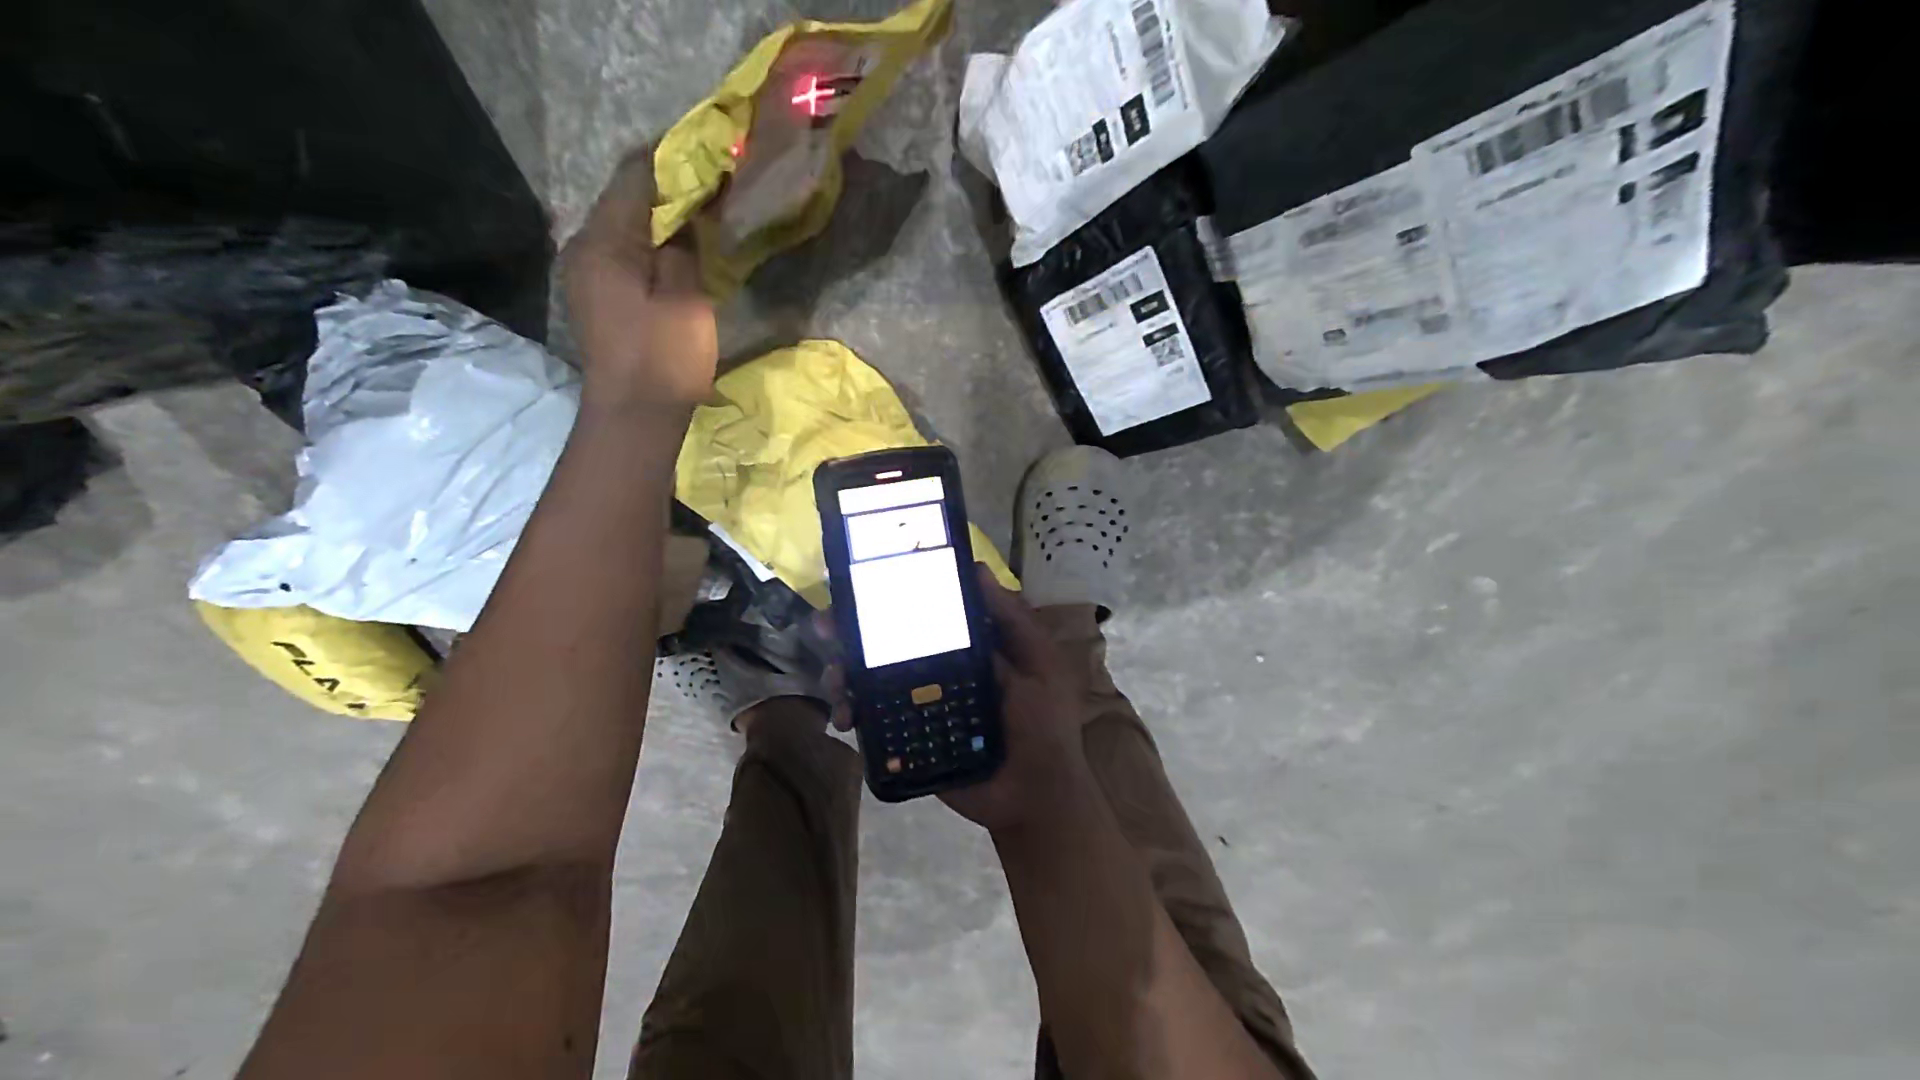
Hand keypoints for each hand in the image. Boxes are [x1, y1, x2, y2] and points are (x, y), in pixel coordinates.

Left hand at [561, 146, 717, 409]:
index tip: (710, 152)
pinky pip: (622, 251)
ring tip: (702, 216)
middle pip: (625, 197)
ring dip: (661, 217)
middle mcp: (584, 246)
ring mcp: (585, 271)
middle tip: (713, 185)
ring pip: (624, 225)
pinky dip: (650, 243)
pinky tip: (679, 252)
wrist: (634, 416)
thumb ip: (686, 245)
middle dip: (668, 187)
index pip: (635, 175)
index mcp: (604, 240)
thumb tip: (691, 209)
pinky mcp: (594, 294)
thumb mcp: (686, 297)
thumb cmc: (664, 358)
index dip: (672, 158)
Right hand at [821, 565, 1091, 832]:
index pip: (922, 612)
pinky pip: (871, 720)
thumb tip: (978, 569)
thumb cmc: (1044, 723)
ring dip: (843, 672)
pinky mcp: (907, 738)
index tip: (859, 583)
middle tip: (826, 625)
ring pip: (869, 678)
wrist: (1035, 796)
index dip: (891, 597)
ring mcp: (918, 704)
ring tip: (836, 679)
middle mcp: (935, 669)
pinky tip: (845, 716)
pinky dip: (851, 712)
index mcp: (964, 646)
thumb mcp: (1038, 663)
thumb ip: (1011, 620)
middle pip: (885, 643)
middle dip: (851, 631)